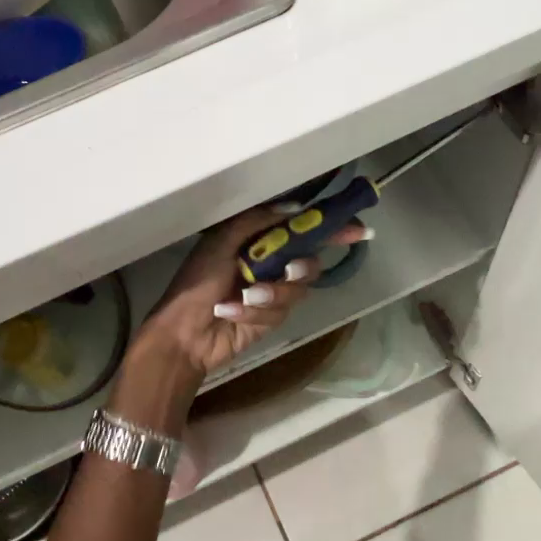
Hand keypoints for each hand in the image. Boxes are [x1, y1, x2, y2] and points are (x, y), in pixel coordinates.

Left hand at [136, 207, 369, 378]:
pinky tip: (231, 312)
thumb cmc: (196, 281)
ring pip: (298, 289)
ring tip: (244, 296)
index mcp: (258, 239)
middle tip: (287, 271)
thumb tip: (296, 208)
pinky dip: (254, 311)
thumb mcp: (221, 242)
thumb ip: (258, 221)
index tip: (358, 229)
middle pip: (309, 261)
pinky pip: (279, 311)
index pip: (302, 230)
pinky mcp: (270, 318)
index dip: (332, 229)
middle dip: (300, 268)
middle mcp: (270, 263)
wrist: (183, 332)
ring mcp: (273, 292)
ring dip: (271, 293)